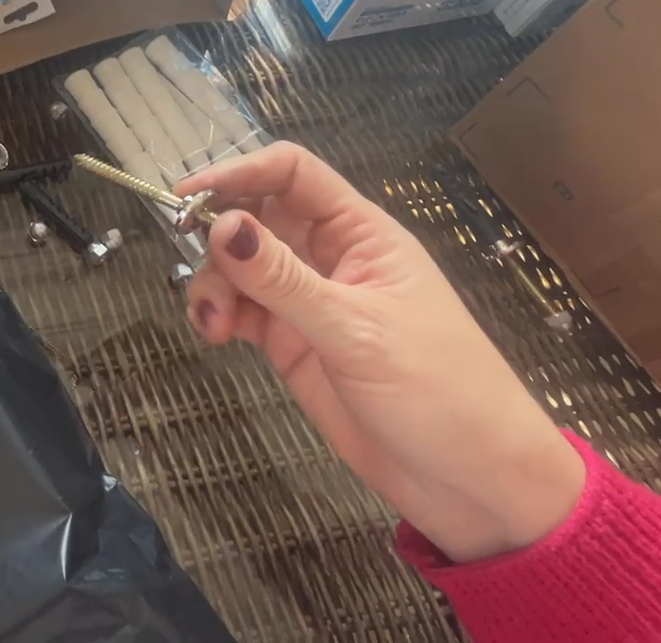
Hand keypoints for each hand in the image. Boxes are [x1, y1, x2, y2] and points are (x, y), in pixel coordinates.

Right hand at [174, 143, 584, 563]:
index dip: (240, 172)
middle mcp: (326, 254)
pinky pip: (238, 306)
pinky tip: (217, 334)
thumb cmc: (438, 393)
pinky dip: (218, 313)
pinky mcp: (287, 338)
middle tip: (187, 253)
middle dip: (217, 231)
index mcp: (359, 233)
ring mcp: (304, 297)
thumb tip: (219, 223)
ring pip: (238, 263)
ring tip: (213, 322)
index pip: (292, 173)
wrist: (472, 487)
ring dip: (214, 282)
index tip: (188, 196)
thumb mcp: (355, 331)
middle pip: (254, 214)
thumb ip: (282, 278)